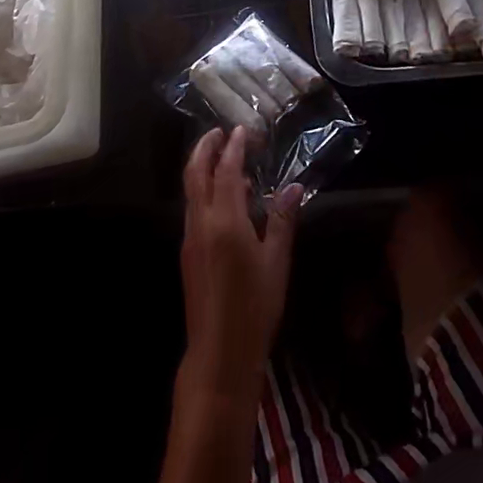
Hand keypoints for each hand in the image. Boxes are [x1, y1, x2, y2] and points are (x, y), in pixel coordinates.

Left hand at [179, 127, 299, 397]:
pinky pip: (194, 210)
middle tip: (220, 132)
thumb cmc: (255, 306)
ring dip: (204, 169)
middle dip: (205, 148)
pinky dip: (205, 192)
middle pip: (195, 174)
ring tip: (226, 160)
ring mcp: (190, 239)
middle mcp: (201, 224)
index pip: (227, 172)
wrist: (219, 352)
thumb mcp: (276, 261)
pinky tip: (226, 200)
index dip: (234, 148)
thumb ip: (282, 220)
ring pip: (191, 192)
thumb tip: (294, 188)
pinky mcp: (188, 254)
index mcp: (225, 222)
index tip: (243, 130)